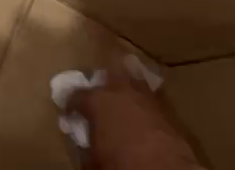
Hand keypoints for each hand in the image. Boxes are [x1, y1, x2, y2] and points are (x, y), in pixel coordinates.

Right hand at [69, 57, 205, 169]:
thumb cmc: (122, 163)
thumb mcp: (94, 161)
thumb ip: (85, 148)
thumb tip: (82, 145)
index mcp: (97, 101)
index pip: (76, 95)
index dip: (70, 104)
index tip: (69, 113)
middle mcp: (119, 91)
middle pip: (109, 73)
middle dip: (103, 81)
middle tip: (100, 95)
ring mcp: (144, 96)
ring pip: (133, 79)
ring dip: (127, 85)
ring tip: (124, 94)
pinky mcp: (165, 109)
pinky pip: (151, 97)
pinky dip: (144, 101)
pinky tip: (143, 109)